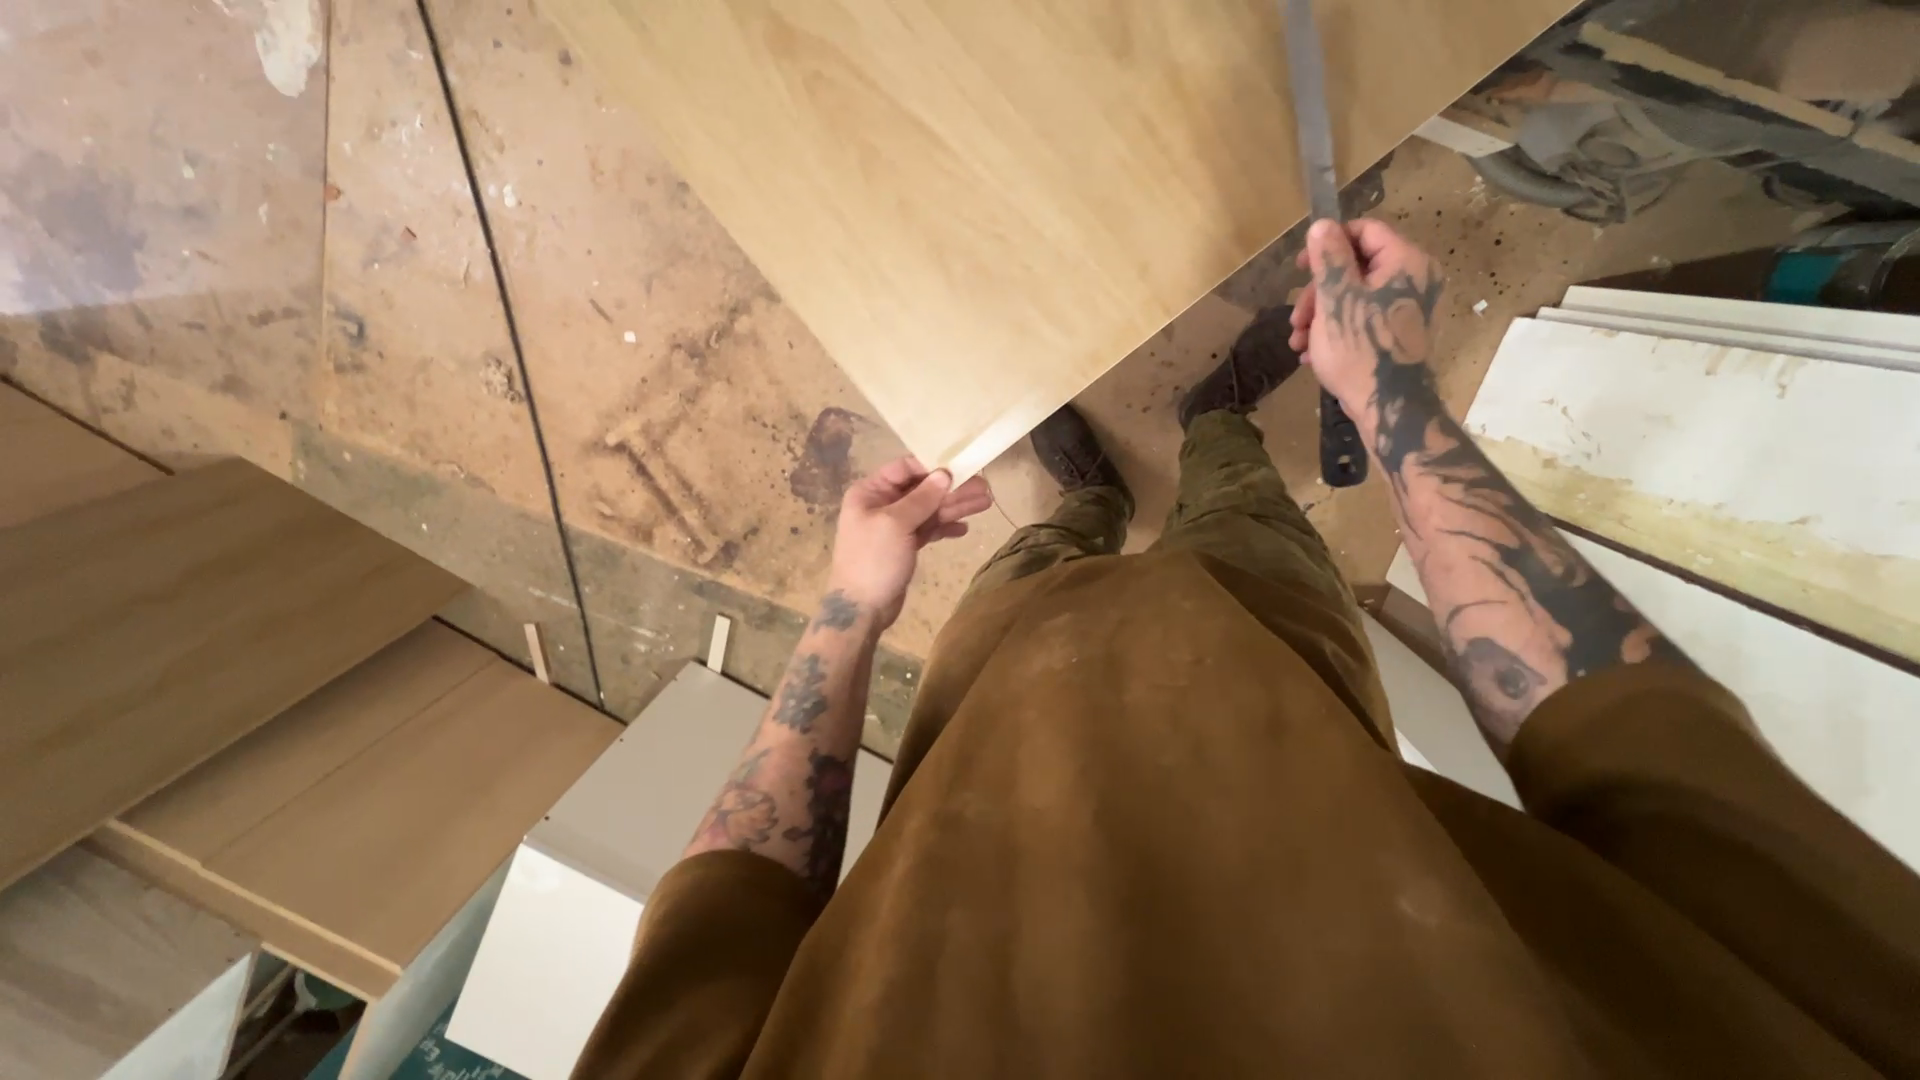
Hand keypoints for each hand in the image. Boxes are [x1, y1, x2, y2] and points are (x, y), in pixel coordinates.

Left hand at [826, 457, 993, 629]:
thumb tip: (945, 473)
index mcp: (870, 492)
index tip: (961, 467)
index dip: (932, 466)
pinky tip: (964, 528)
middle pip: (921, 489)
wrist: (862, 609)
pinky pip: (927, 529)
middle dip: (952, 489)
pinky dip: (944, 528)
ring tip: (986, 503)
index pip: (904, 468)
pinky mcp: (904, 545)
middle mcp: (881, 504)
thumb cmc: (874, 560)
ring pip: (928, 510)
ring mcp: (893, 526)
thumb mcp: (896, 524)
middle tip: (984, 488)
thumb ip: (922, 498)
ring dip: (955, 507)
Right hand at [1288, 219, 1444, 425]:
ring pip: (1355, 295)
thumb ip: (1329, 259)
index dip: (1329, 243)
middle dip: (1318, 291)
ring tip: (1298, 341)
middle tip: (1296, 317)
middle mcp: (1415, 279)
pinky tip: (1313, 352)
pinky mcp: (1400, 332)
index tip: (1300, 266)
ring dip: (1320, 314)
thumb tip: (1322, 225)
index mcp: (1406, 263)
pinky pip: (1364, 316)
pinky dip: (1336, 328)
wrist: (1388, 405)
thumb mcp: (1336, 300)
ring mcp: (1409, 307)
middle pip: (1356, 266)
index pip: (1366, 231)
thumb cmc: (1360, 350)